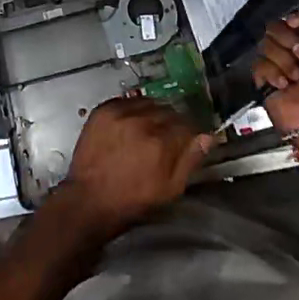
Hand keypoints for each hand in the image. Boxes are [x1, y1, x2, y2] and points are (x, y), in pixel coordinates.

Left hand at [52, 96, 214, 238]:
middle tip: (169, 136)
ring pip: (148, 102)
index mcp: (161, 143)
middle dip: (174, 122)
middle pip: (168, 111)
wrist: (90, 197)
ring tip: (151, 128)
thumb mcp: (170, 189)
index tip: (190, 138)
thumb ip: (190, 160)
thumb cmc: (133, 199)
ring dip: (154, 112)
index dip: (191, 132)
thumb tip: (208, 137)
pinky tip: (132, 122)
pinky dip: (134, 108)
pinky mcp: (102, 110)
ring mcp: (119, 113)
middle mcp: (141, 122)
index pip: (187, 125)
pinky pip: (126, 100)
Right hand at [253, 0, 298, 132]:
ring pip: (267, 46)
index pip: (295, 18)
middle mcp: (297, 52)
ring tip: (296, 78)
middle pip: (276, 28)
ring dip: (284, 62)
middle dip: (288, 42)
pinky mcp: (266, 80)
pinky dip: (273, 75)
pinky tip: (285, 86)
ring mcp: (281, 66)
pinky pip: (259, 65)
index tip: (298, 24)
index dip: (294, 19)